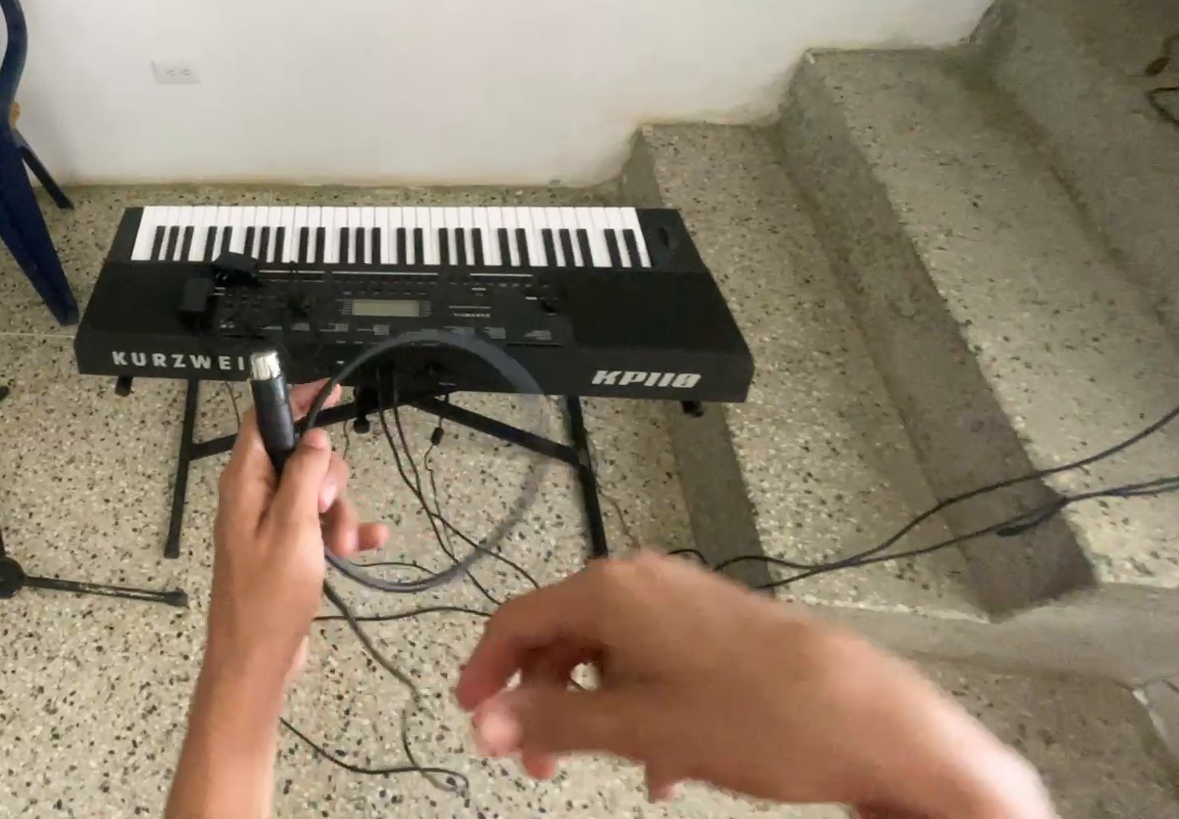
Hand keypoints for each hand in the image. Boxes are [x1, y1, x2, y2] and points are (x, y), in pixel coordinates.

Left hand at [167, 380, 390, 818]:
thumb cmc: (269, 597)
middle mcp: (253, 494)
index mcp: (244, 481)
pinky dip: (344, 530)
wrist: (256, 663)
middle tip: (329, 512)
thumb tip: (315, 435)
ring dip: (340, 513)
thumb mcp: (292, 529)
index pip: (264, 419)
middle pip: (300, 456)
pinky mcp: (287, 547)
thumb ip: (304, 476)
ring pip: (315, 491)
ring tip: (344, 548)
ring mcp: (270, 522)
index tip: (331, 392)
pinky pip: (320, 524)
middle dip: (329, 480)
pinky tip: (370, 544)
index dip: (294, 399)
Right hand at [454, 553, 1052, 818]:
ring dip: (591, 706)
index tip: (470, 712)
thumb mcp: (638, 727)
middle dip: (542, 697)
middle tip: (536, 759)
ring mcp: (674, 595)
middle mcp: (633, 580)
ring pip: (605, 648)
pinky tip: (660, 757)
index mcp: (604, 590)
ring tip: (606, 766)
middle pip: (559, 635)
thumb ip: (550, 721)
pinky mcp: (710, 617)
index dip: (486, 666)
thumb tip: (479, 724)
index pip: (516, 620)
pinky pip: (648, 653)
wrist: (877, 719)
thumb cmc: (747, 716)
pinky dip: (636, 699)